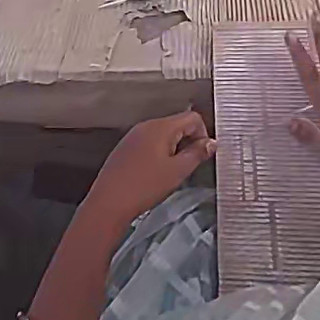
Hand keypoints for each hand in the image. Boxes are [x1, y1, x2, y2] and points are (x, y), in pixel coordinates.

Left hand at [82, 112, 215, 227]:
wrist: (110, 201)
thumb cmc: (142, 187)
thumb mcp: (178, 171)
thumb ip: (197, 154)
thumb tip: (210, 143)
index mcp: (160, 127)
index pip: (192, 117)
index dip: (203, 134)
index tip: (203, 153)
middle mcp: (146, 126)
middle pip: (177, 124)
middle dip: (188, 142)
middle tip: (188, 165)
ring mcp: (134, 136)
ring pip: (163, 134)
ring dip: (174, 149)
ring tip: (171, 172)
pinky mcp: (126, 147)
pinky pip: (149, 142)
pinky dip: (159, 153)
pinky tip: (155, 173)